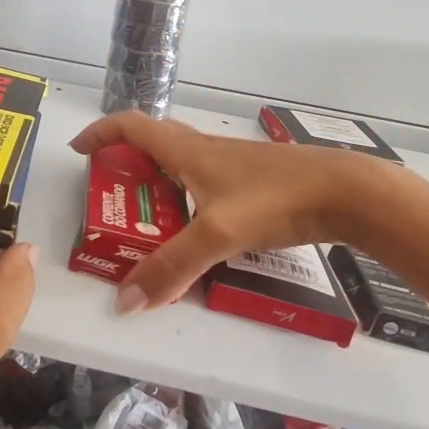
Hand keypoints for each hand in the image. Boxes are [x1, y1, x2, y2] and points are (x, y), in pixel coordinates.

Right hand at [70, 111, 390, 314]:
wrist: (349, 193)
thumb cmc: (276, 200)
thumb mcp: (217, 235)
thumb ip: (172, 269)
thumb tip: (125, 301)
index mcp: (187, 150)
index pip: (130, 127)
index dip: (100, 133)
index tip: (78, 150)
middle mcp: (205, 148)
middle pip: (154, 138)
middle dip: (125, 155)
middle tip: (110, 185)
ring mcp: (234, 162)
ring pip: (182, 158)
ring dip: (157, 173)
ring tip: (149, 211)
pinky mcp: (257, 178)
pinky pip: (206, 175)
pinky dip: (187, 190)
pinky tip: (201, 222)